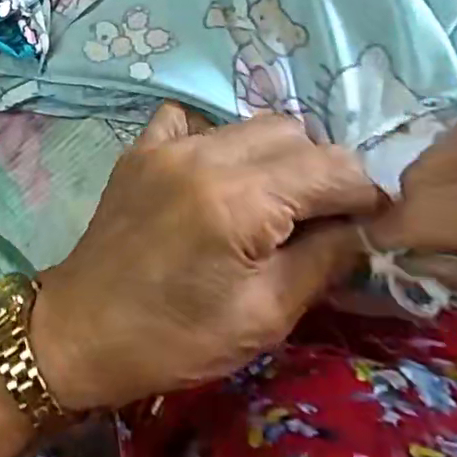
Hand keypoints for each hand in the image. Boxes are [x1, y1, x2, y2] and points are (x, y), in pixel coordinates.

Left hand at [31, 106, 382, 410]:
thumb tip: (366, 227)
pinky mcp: (137, 151)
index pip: (332, 166)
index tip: (370, 229)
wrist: (86, 325)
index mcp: (236, 198)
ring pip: (244, 124)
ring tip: (272, 204)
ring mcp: (161, 146)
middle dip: (321, 171)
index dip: (364, 197)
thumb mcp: (267, 313)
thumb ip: (325, 259)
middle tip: (321, 221)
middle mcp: (198, 155)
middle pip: (290, 133)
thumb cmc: (177, 335)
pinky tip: (215, 177)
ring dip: (273, 156)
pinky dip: (213, 139)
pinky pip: (186, 121)